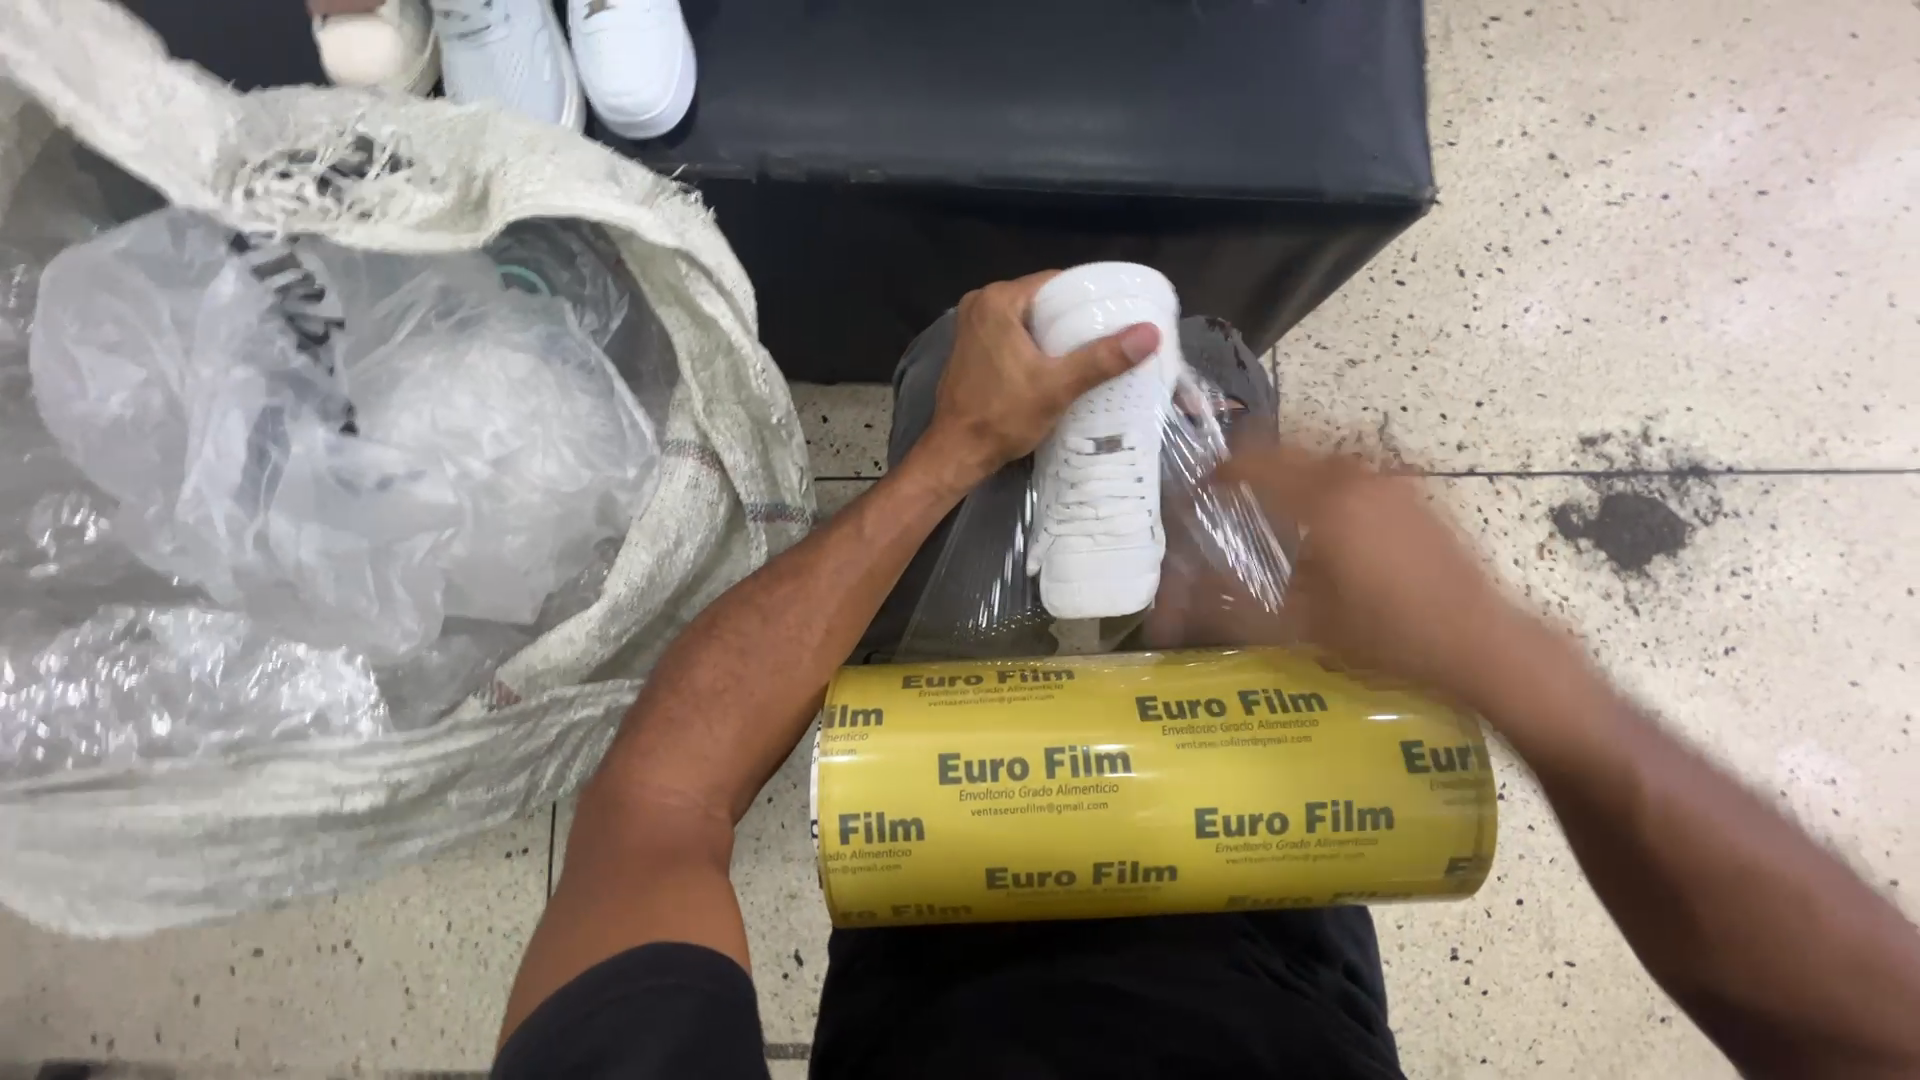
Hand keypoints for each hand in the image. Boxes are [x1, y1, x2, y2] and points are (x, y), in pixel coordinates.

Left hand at [915, 272, 1160, 485]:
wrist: (958, 452)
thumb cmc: (1003, 416)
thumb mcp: (1057, 386)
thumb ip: (1102, 358)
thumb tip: (1150, 333)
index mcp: (998, 300)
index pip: (1054, 282)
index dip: (1086, 296)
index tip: (1115, 312)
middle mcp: (979, 304)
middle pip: (1040, 300)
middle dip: (1072, 316)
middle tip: (1108, 334)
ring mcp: (970, 327)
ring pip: (1026, 319)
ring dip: (1053, 333)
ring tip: (1090, 349)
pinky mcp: (970, 349)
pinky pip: (1011, 335)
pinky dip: (1033, 345)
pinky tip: (1057, 363)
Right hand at [1210, 436, 1552, 709]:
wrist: (1477, 641)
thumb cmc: (1387, 634)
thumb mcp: (1304, 623)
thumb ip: (1242, 598)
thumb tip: (1192, 591)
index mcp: (1325, 503)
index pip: (1258, 464)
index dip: (1223, 470)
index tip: (1203, 485)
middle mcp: (1358, 480)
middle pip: (1294, 446)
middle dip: (1256, 459)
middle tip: (1231, 482)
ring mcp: (1393, 484)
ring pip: (1329, 454)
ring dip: (1295, 464)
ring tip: (1274, 492)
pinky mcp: (1417, 496)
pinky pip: (1359, 470)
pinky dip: (1330, 477)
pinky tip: (1328, 511)